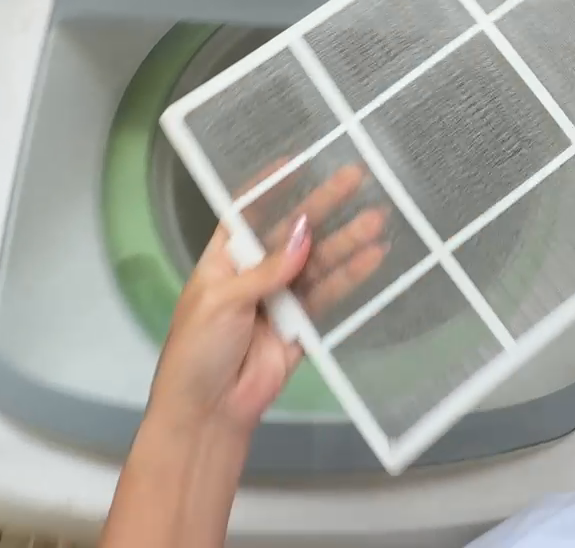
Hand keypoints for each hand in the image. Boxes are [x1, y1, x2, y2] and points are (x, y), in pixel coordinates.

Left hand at [152, 164, 389, 431]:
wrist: (208, 415)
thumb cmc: (197, 351)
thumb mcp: (221, 301)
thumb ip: (267, 269)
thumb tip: (305, 233)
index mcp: (226, 259)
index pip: (249, 212)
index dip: (272, 187)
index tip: (299, 160)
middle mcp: (258, 270)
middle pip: (295, 230)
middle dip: (325, 204)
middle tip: (356, 177)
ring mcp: (283, 295)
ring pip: (319, 259)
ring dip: (347, 239)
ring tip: (377, 218)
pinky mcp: (304, 322)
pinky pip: (330, 293)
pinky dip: (352, 275)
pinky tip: (374, 256)